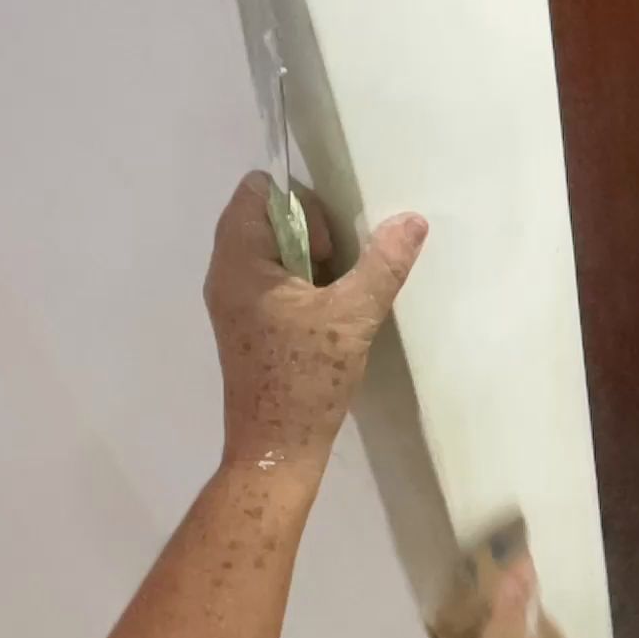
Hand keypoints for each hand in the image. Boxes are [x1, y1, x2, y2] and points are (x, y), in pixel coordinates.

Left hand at [205, 172, 427, 469]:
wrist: (277, 447)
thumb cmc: (307, 377)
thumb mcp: (353, 316)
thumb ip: (383, 264)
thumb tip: (412, 220)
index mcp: (240, 259)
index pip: (259, 190)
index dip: (302, 205)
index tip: (331, 245)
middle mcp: (226, 273)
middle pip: (266, 219)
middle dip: (312, 235)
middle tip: (339, 275)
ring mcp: (232, 303)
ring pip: (273, 254)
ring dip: (311, 265)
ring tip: (338, 300)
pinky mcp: (245, 327)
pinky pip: (272, 284)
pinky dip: (302, 289)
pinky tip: (327, 321)